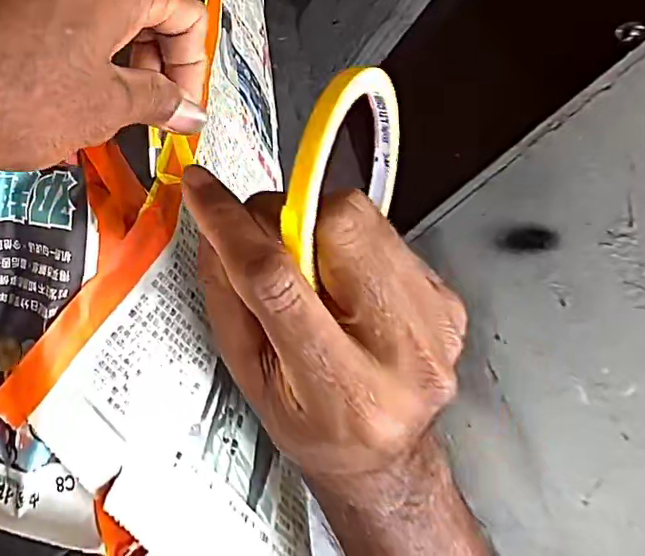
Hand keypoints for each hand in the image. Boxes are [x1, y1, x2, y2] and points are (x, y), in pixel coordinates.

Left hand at [0, 0, 206, 170]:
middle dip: (146, 67)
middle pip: (139, 10)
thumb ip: (154, 101)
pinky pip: (51, 17)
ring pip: (92, 16)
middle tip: (138, 117)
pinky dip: (63, 55)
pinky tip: (46, 97)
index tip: (179, 110)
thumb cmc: (7, 90)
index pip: (186, 15)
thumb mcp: (99, 106)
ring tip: (89, 115)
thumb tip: (185, 107)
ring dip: (102, 65)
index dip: (191, 71)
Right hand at [184, 167, 483, 555]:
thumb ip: (224, 290)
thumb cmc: (307, 419)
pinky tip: (334, 273)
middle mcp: (402, 356)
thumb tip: (211, 221)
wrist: (384, 457)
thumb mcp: (244, 367)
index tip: (200, 188)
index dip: (229, 224)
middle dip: (278, 215)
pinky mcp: (444, 298)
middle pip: (334, 229)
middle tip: (260, 238)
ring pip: (356, 216)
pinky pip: (377, 228)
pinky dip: (338, 234)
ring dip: (308, 221)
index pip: (276, 281)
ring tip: (301, 263)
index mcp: (343, 390)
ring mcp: (433, 324)